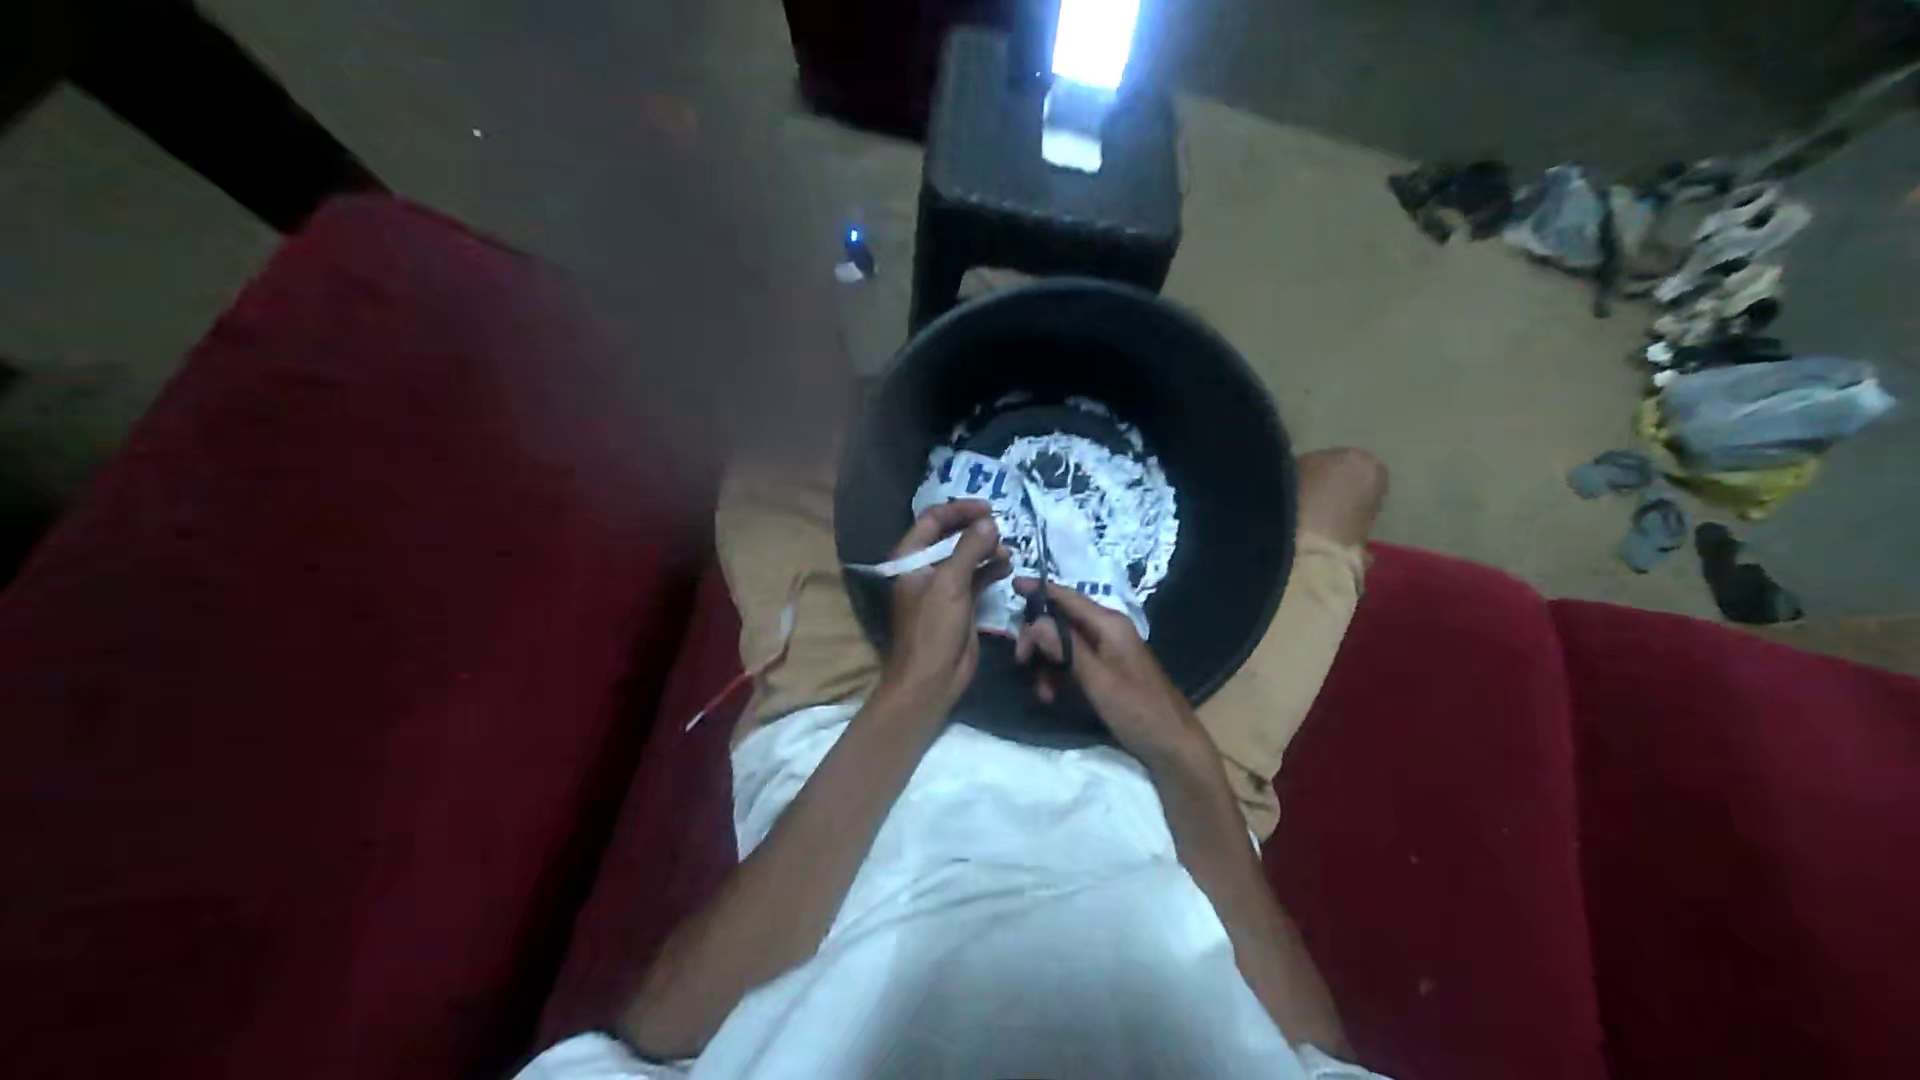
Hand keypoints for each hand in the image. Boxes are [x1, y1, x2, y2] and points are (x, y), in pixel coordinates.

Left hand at [878, 500, 1011, 715]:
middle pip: (951, 536)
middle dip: (976, 530)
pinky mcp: (960, 603)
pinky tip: (1008, 566)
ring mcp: (943, 586)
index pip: (933, 520)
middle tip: (1001, 530)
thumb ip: (969, 549)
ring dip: (987, 550)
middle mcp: (925, 568)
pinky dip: (991, 569)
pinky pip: (977, 577)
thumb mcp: (950, 584)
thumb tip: (988, 522)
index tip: (988, 509)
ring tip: (1007, 552)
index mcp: (910, 559)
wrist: (930, 679)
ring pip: (967, 557)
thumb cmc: (932, 628)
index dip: (959, 510)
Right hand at [1013, 578, 1210, 767]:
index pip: (1068, 597)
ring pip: (1063, 644)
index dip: (1040, 590)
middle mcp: (1107, 630)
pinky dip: (1058, 674)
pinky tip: (1051, 695)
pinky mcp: (1106, 670)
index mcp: (1109, 624)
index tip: (1012, 584)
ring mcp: (1107, 650)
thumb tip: (1034, 621)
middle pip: (1061, 620)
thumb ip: (1065, 647)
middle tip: (1021, 661)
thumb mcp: (1097, 679)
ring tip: (1041, 691)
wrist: (1172, 745)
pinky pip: (1073, 662)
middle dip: (1037, 637)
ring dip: (1046, 663)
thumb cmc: (1137, 709)